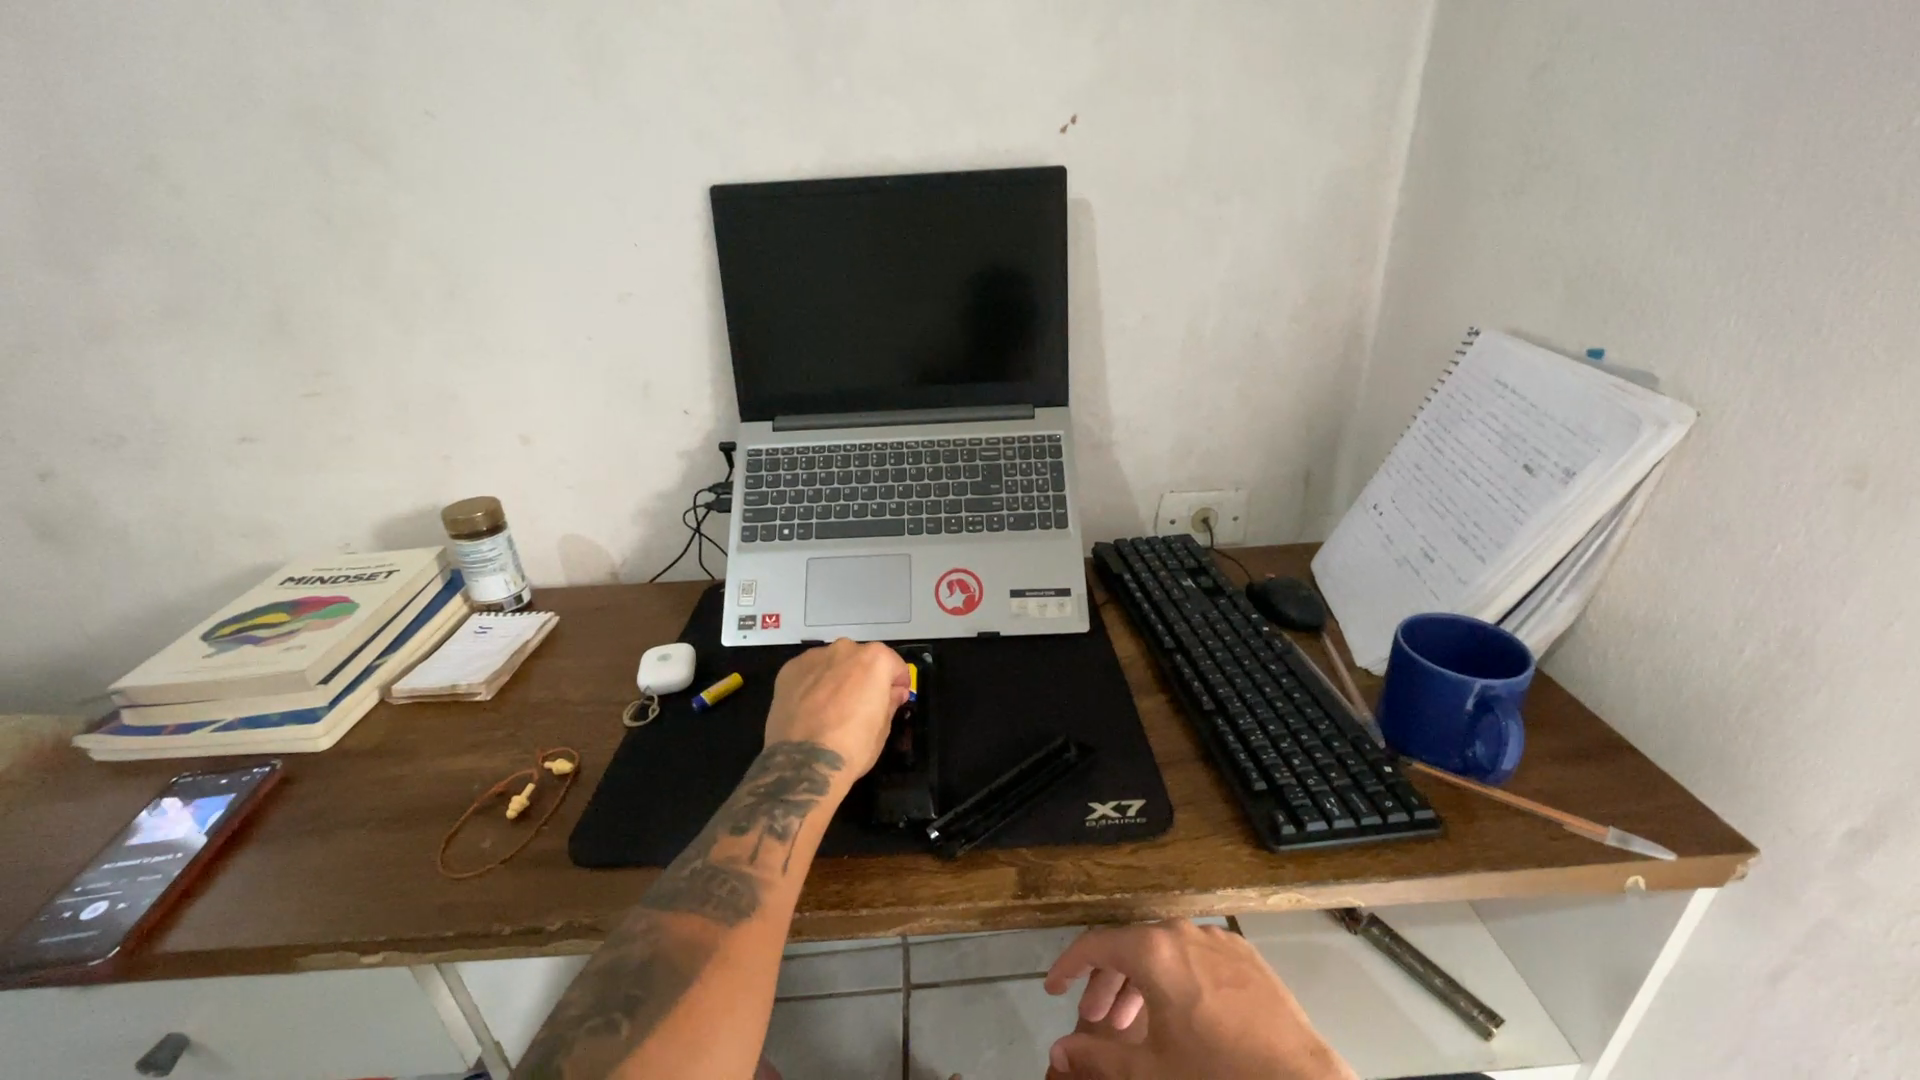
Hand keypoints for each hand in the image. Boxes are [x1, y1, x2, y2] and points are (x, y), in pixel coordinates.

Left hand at [763, 639, 911, 779]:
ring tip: (830, 707)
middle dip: (864, 677)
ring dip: (836, 677)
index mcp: (874, 659)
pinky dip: (812, 684)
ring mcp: (813, 657)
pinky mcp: (789, 670)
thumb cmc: (853, 746)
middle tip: (860, 704)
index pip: (894, 665)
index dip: (897, 683)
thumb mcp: (883, 727)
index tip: (894, 698)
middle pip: (861, 659)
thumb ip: (890, 701)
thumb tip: (894, 693)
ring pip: (833, 663)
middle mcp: (844, 649)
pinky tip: (810, 708)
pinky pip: (809, 672)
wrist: (804, 762)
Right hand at [1043, 920, 1354, 1079]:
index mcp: (1153, 949)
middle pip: (1130, 948)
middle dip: (1107, 984)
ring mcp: (1219, 941)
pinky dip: (1177, 980)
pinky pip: (1197, 959)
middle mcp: (1183, 932)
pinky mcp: (1247, 957)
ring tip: (1134, 1026)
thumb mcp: (1147, 1070)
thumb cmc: (1214, 1074)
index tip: (1054, 989)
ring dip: (1142, 984)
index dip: (1068, 967)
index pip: (1095, 944)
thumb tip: (1057, 1053)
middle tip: (1095, 1022)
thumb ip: (1094, 1057)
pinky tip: (1180, 1016)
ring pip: (1166, 953)